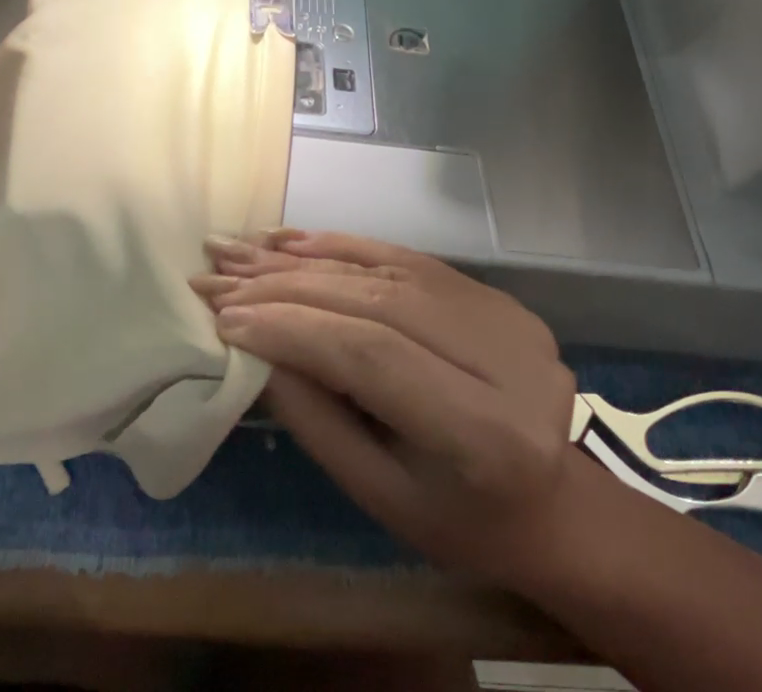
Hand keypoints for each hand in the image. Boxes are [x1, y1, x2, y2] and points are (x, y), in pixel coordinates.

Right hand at [192, 230, 579, 580]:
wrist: (548, 508)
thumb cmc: (456, 521)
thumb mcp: (373, 492)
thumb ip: (312, 417)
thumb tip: (248, 345)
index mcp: (485, 434)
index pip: (372, 355)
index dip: (291, 329)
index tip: (222, 319)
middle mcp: (511, 362)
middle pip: (377, 302)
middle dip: (284, 286)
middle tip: (213, 278)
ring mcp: (510, 320)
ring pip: (387, 271)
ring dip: (302, 258)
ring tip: (236, 252)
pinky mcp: (498, 298)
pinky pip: (406, 259)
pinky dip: (342, 247)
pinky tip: (288, 240)